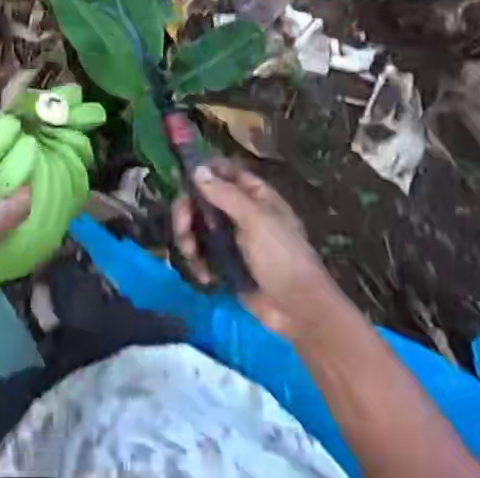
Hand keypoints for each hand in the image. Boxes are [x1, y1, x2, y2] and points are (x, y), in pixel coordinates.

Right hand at [173, 159, 337, 337]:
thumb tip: (196, 169)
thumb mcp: (255, 220)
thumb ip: (224, 193)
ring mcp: (230, 238)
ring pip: (195, 226)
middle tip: (183, 232)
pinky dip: (196, 262)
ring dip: (188, 240)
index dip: (201, 172)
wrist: (298, 310)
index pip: (222, 170)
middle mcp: (239, 211)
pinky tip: (204, 276)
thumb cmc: (282, 257)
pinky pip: (199, 253)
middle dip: (186, 214)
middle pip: (200, 199)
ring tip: (193, 258)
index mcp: (253, 195)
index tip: (181, 181)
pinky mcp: (223, 263)